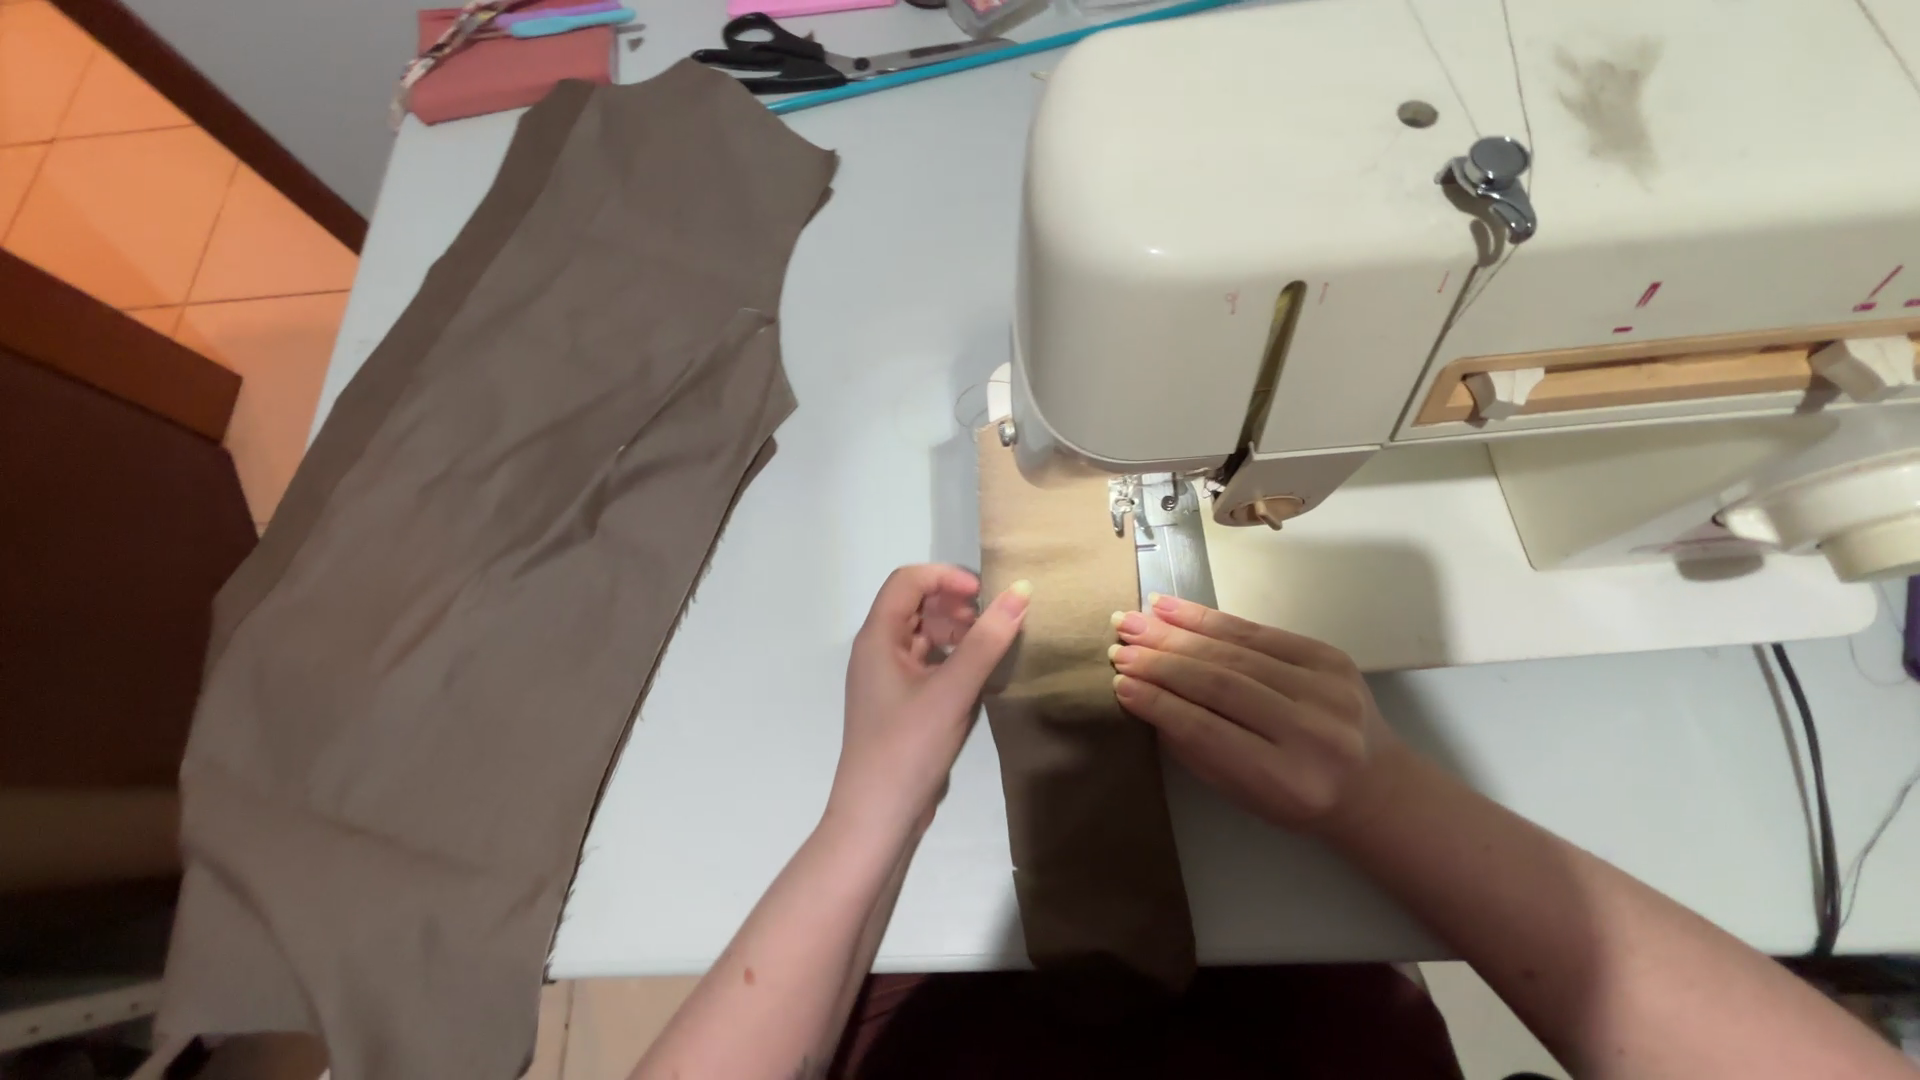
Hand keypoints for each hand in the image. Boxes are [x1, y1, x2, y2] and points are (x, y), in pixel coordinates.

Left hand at [830, 565, 1029, 832]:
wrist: (878, 815)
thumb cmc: (908, 746)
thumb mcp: (952, 690)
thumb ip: (986, 641)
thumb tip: (1019, 592)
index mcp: (877, 637)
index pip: (908, 580)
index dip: (947, 577)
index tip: (985, 595)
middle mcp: (877, 650)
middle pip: (914, 603)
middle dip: (954, 602)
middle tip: (992, 621)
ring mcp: (888, 678)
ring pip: (923, 633)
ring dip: (956, 630)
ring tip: (989, 647)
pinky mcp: (901, 702)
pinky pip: (927, 662)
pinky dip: (953, 658)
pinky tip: (979, 674)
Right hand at [1108, 593, 1399, 830]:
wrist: (1375, 784)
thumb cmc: (1295, 798)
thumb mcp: (1240, 791)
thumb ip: (1193, 746)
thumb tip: (1141, 692)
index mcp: (1287, 780)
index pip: (1207, 730)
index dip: (1158, 702)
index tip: (1118, 682)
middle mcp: (1313, 732)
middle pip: (1220, 683)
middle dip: (1161, 660)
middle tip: (1118, 644)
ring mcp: (1327, 689)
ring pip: (1235, 651)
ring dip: (1176, 633)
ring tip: (1134, 621)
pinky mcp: (1330, 656)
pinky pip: (1257, 631)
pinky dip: (1208, 618)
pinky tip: (1170, 609)